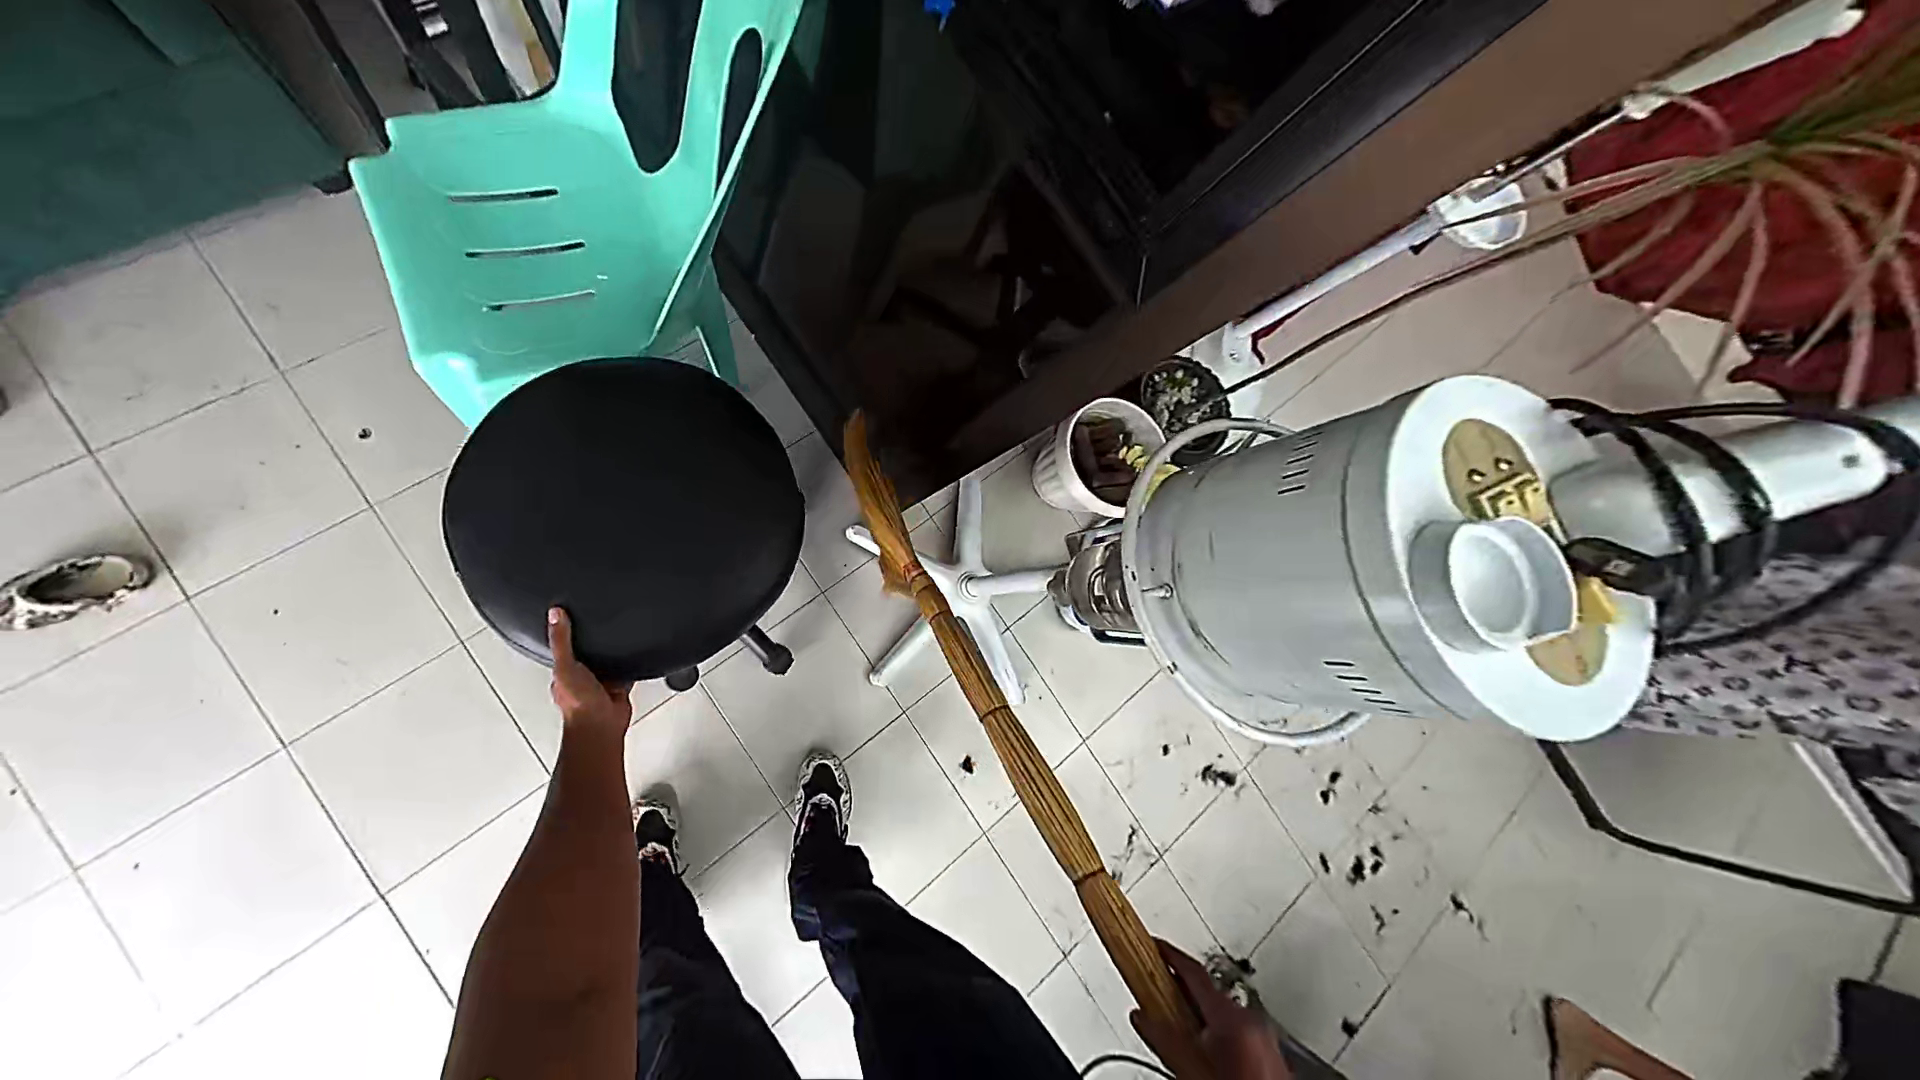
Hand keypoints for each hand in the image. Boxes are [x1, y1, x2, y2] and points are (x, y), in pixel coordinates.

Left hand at [547, 607, 632, 731]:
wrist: (602, 723)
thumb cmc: (578, 703)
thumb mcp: (565, 666)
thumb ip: (561, 641)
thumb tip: (555, 614)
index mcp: (563, 671)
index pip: (564, 648)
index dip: (568, 634)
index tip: (570, 618)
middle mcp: (582, 677)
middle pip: (588, 654)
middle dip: (594, 644)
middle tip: (599, 626)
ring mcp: (601, 682)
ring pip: (608, 662)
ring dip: (613, 655)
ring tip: (619, 638)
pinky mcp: (619, 686)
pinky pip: (627, 671)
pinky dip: (631, 666)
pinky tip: (635, 657)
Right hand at [1131, 940, 1291, 1079]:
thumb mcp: (1189, 1068)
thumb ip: (1163, 1038)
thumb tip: (1140, 1015)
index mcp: (1231, 1017)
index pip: (1195, 972)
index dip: (1171, 956)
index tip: (1156, 945)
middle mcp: (1252, 1020)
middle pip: (1209, 990)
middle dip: (1182, 988)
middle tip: (1159, 986)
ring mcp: (1264, 1036)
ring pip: (1223, 1009)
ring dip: (1199, 1010)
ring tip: (1179, 1022)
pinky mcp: (1271, 1051)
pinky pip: (1237, 1026)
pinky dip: (1217, 1027)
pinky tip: (1204, 1044)